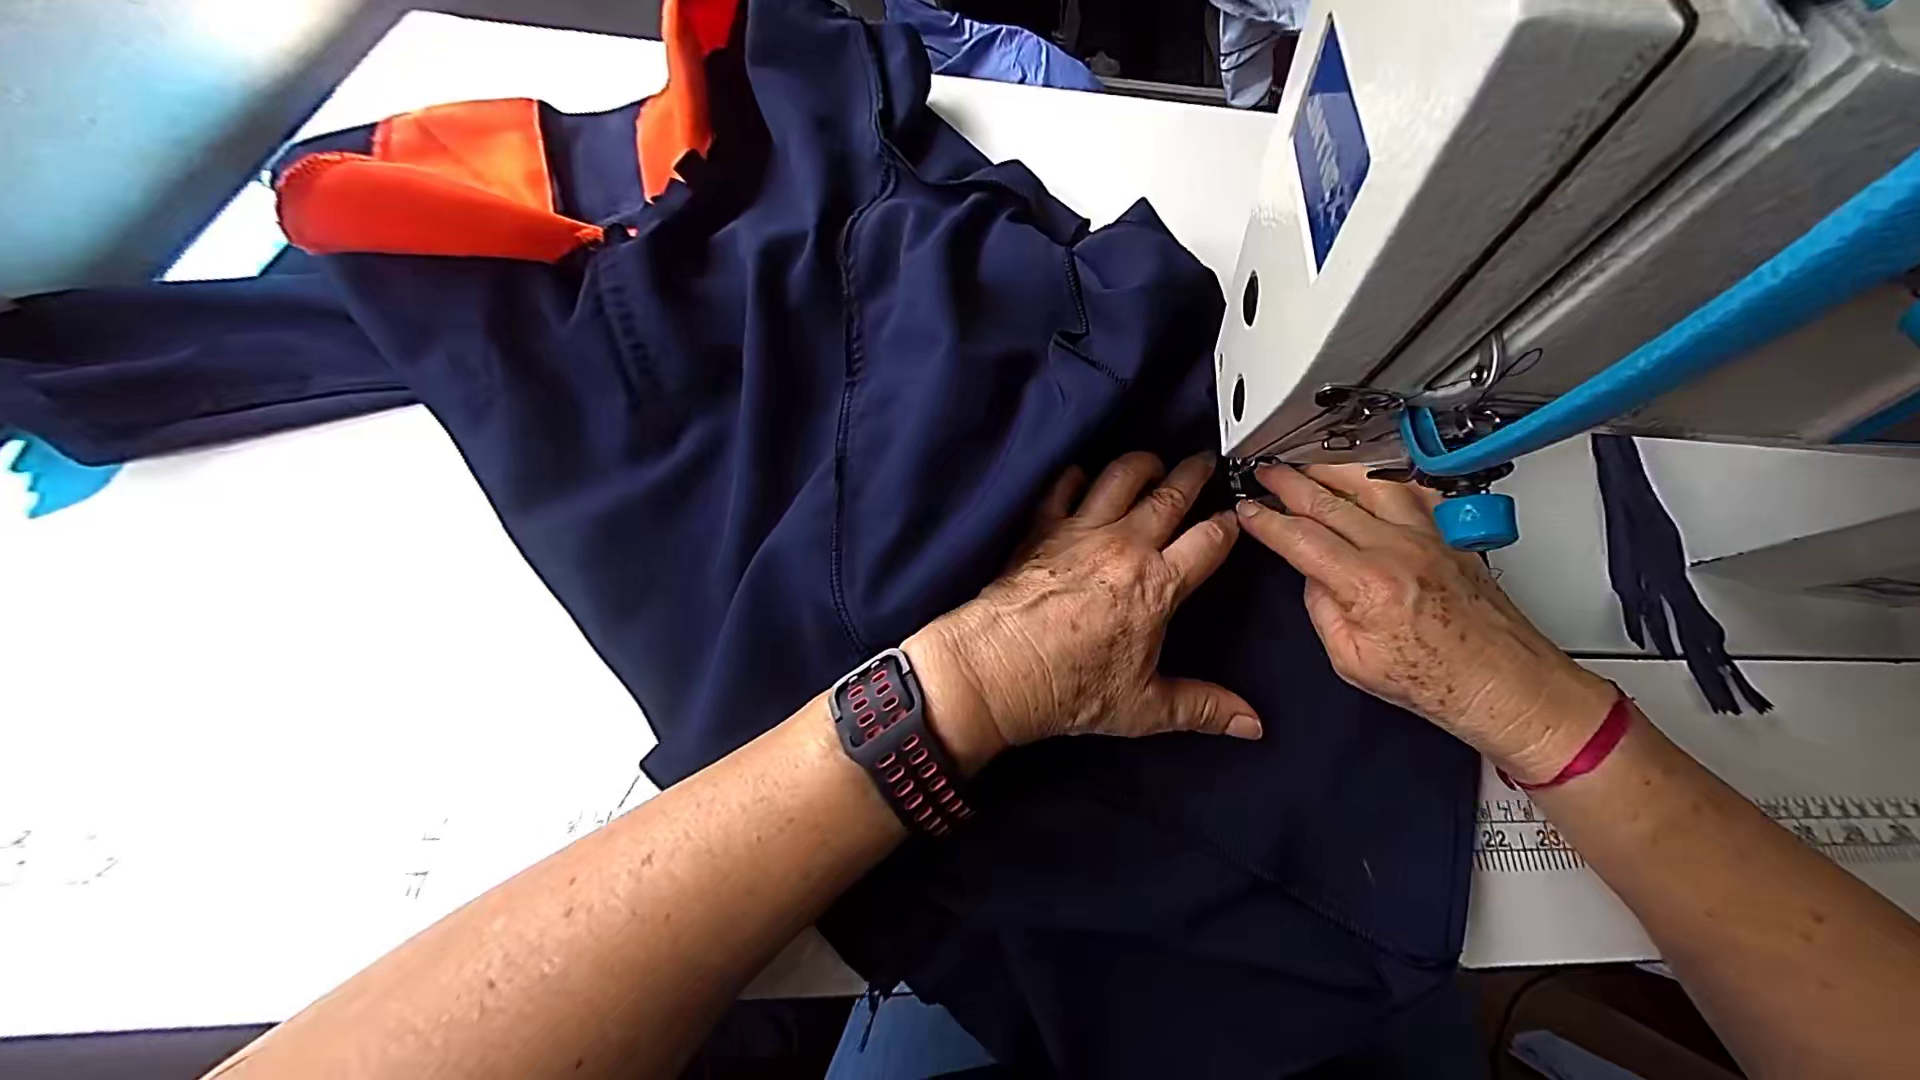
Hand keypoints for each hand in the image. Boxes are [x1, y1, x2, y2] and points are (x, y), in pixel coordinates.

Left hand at [903, 451, 1262, 769]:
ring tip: (1151, 461)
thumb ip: (1202, 707)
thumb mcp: (1144, 708)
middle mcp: (1124, 546)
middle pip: (1170, 495)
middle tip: (1203, 460)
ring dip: (1140, 464)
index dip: (1228, 524)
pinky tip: (1078, 475)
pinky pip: (1061, 490)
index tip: (1234, 516)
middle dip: (1193, 473)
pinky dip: (1072, 478)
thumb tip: (1252, 724)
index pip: (1209, 539)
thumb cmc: (1069, 689)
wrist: (999, 669)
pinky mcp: (1041, 530)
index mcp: (1157, 585)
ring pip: (1119, 478)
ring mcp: (1080, 532)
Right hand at [1234, 463, 1615, 784]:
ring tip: (1310, 465)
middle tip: (1267, 473)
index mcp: (1366, 584)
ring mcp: (1429, 539)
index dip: (1266, 520)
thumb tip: (1313, 577)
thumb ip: (1322, 609)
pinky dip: (1387, 478)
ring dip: (1333, 469)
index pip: (1299, 537)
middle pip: (1328, 501)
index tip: (1248, 509)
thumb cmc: (1438, 682)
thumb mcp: (1350, 658)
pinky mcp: (1451, 538)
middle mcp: (1399, 551)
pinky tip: (1373, 477)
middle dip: (1288, 482)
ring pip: (1372, 483)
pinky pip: (1416, 492)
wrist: (1505, 687)